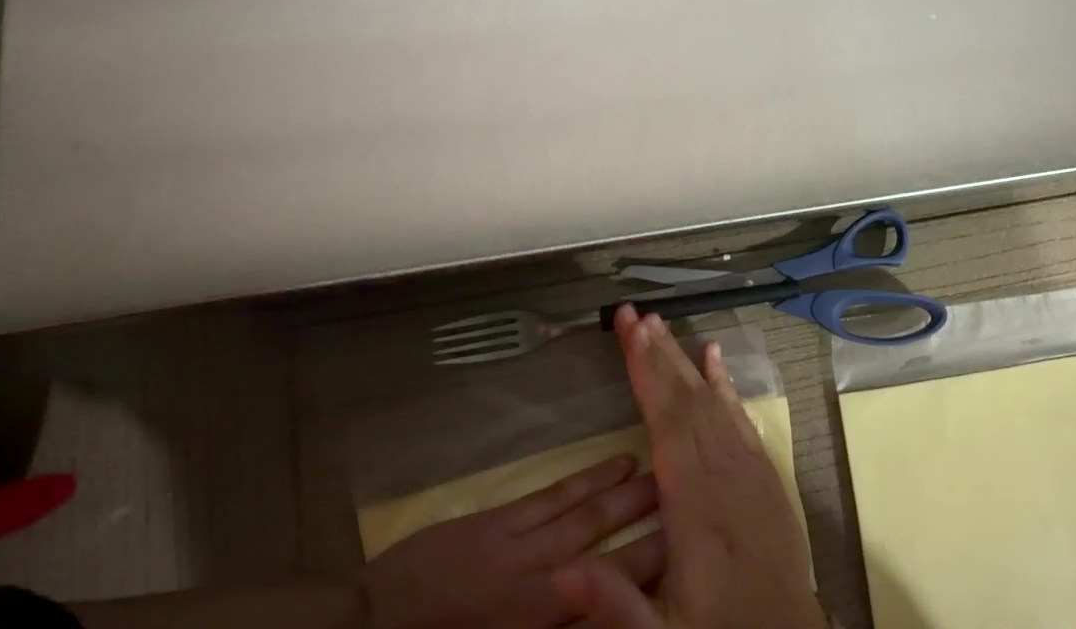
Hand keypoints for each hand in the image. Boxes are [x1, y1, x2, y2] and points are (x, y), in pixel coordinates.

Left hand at [358, 453, 664, 628]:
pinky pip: (557, 495)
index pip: (616, 597)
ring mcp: (527, 546)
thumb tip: (606, 604)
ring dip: (634, 496)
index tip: (691, 554)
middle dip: (660, 533)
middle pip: (617, 557)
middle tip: (697, 507)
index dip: (656, 575)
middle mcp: (548, 584)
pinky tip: (617, 462)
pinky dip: (590, 478)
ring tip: (669, 476)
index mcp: (548, 621)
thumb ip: (565, 620)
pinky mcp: (505, 518)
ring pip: (592, 517)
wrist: (379, 619)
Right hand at [552, 306, 825, 628]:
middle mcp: (725, 476)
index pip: (666, 422)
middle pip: (688, 400)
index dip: (646, 373)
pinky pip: (743, 420)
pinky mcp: (766, 479)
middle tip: (634, 313)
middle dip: (658, 354)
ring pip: (715, 403)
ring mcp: (751, 473)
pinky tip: (716, 361)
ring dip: (686, 363)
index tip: (629, 331)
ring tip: (661, 327)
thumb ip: (614, 603)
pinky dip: (726, 386)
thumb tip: (558, 571)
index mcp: (695, 505)